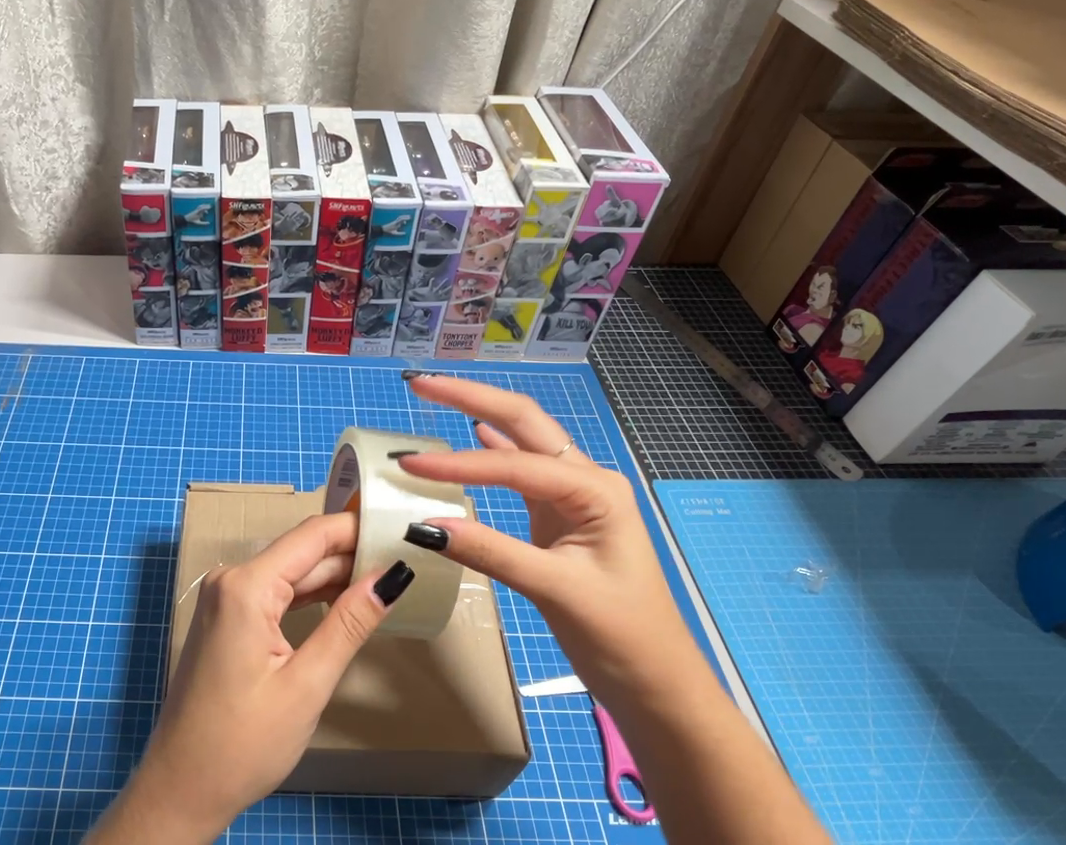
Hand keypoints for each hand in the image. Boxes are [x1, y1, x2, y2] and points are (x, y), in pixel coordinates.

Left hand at [89, 513, 412, 843]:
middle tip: (406, 558)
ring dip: (335, 576)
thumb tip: (392, 576)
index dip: (358, 529)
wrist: (181, 787)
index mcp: (246, 586)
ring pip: (291, 573)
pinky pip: (277, 594)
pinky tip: (346, 601)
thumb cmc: (242, 743)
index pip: (313, 536)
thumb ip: (349, 623)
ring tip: (387, 577)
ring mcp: (226, 599)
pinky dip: (311, 596)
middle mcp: (231, 580)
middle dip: (353, 555)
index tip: (401, 529)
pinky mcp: (228, 619)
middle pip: (303, 553)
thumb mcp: (307, 684)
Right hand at [397, 375, 708, 712]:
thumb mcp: (556, 591)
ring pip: (520, 442)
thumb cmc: (620, 635)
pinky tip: (474, 431)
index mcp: (595, 489)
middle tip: (419, 383)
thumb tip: (423, 527)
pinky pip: (520, 472)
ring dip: (478, 413)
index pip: (515, 464)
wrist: (658, 682)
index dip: (459, 464)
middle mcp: (586, 480)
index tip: (407, 464)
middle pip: (523, 422)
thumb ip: (491, 552)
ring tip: (434, 395)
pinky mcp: (560, 516)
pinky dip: (492, 450)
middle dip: (471, 396)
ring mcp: (573, 496)